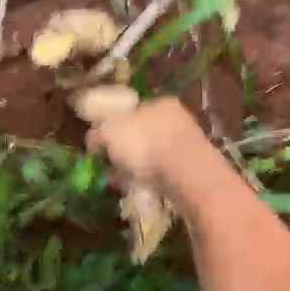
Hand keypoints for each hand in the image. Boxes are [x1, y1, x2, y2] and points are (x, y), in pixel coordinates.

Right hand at [85, 97, 210, 192]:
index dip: (114, 128)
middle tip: (113, 167)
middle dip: (126, 150)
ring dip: (139, 166)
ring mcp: (189, 142)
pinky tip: (145, 188)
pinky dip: (154, 178)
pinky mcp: (196, 165)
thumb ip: (97, 134)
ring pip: (154, 153)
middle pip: (142, 133)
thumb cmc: (145, 146)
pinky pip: (167, 170)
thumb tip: (93, 139)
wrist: (188, 175)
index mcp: (158, 102)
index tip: (104, 148)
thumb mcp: (109, 134)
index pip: (131, 112)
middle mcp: (176, 117)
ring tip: (126, 181)